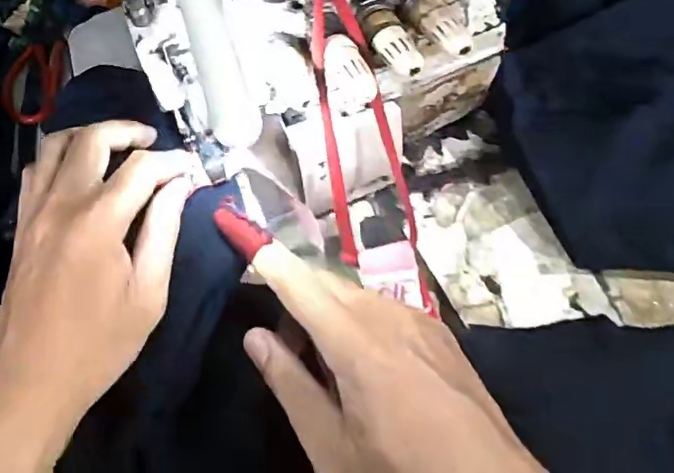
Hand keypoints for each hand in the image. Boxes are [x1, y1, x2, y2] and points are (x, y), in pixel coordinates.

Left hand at [0, 121, 202, 472]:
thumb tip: (180, 183)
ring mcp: (35, 208)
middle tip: (153, 141)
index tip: (191, 167)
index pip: (141, 167)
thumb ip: (164, 229)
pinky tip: (79, 173)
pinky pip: (37, 169)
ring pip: (57, 143)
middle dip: (128, 131)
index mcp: (98, 220)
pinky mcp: (21, 221)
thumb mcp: (148, 295)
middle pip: (93, 138)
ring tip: (116, 147)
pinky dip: (60, 157)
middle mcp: (62, 201)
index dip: (172, 161)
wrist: (31, 381)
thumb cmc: (98, 345)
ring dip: (89, 135)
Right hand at [245, 242, 545, 472]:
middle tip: (286, 350)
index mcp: (354, 340)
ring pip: (353, 295)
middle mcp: (385, 313)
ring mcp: (417, 319)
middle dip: (294, 297)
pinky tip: (372, 372)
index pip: (295, 279)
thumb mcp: (333, 449)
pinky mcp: (439, 333)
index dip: (262, 251)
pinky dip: (361, 322)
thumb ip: (289, 385)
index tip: (233, 224)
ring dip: (328, 313)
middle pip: (322, 283)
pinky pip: (384, 310)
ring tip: (330, 371)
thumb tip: (255, 335)